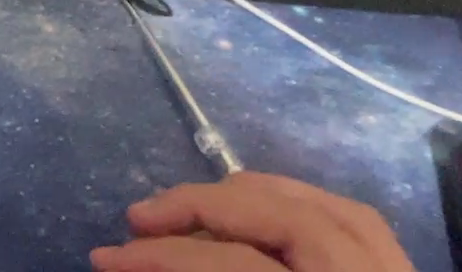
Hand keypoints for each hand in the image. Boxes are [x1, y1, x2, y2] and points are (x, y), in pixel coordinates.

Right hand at [91, 172, 415, 271]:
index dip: (162, 258)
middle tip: (138, 221)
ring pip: (326, 209)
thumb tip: (132, 265)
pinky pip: (356, 224)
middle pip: (285, 220)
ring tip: (188, 207)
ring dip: (244, 196)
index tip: (104, 259)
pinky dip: (295, 204)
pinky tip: (251, 210)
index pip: (238, 269)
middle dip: (198, 207)